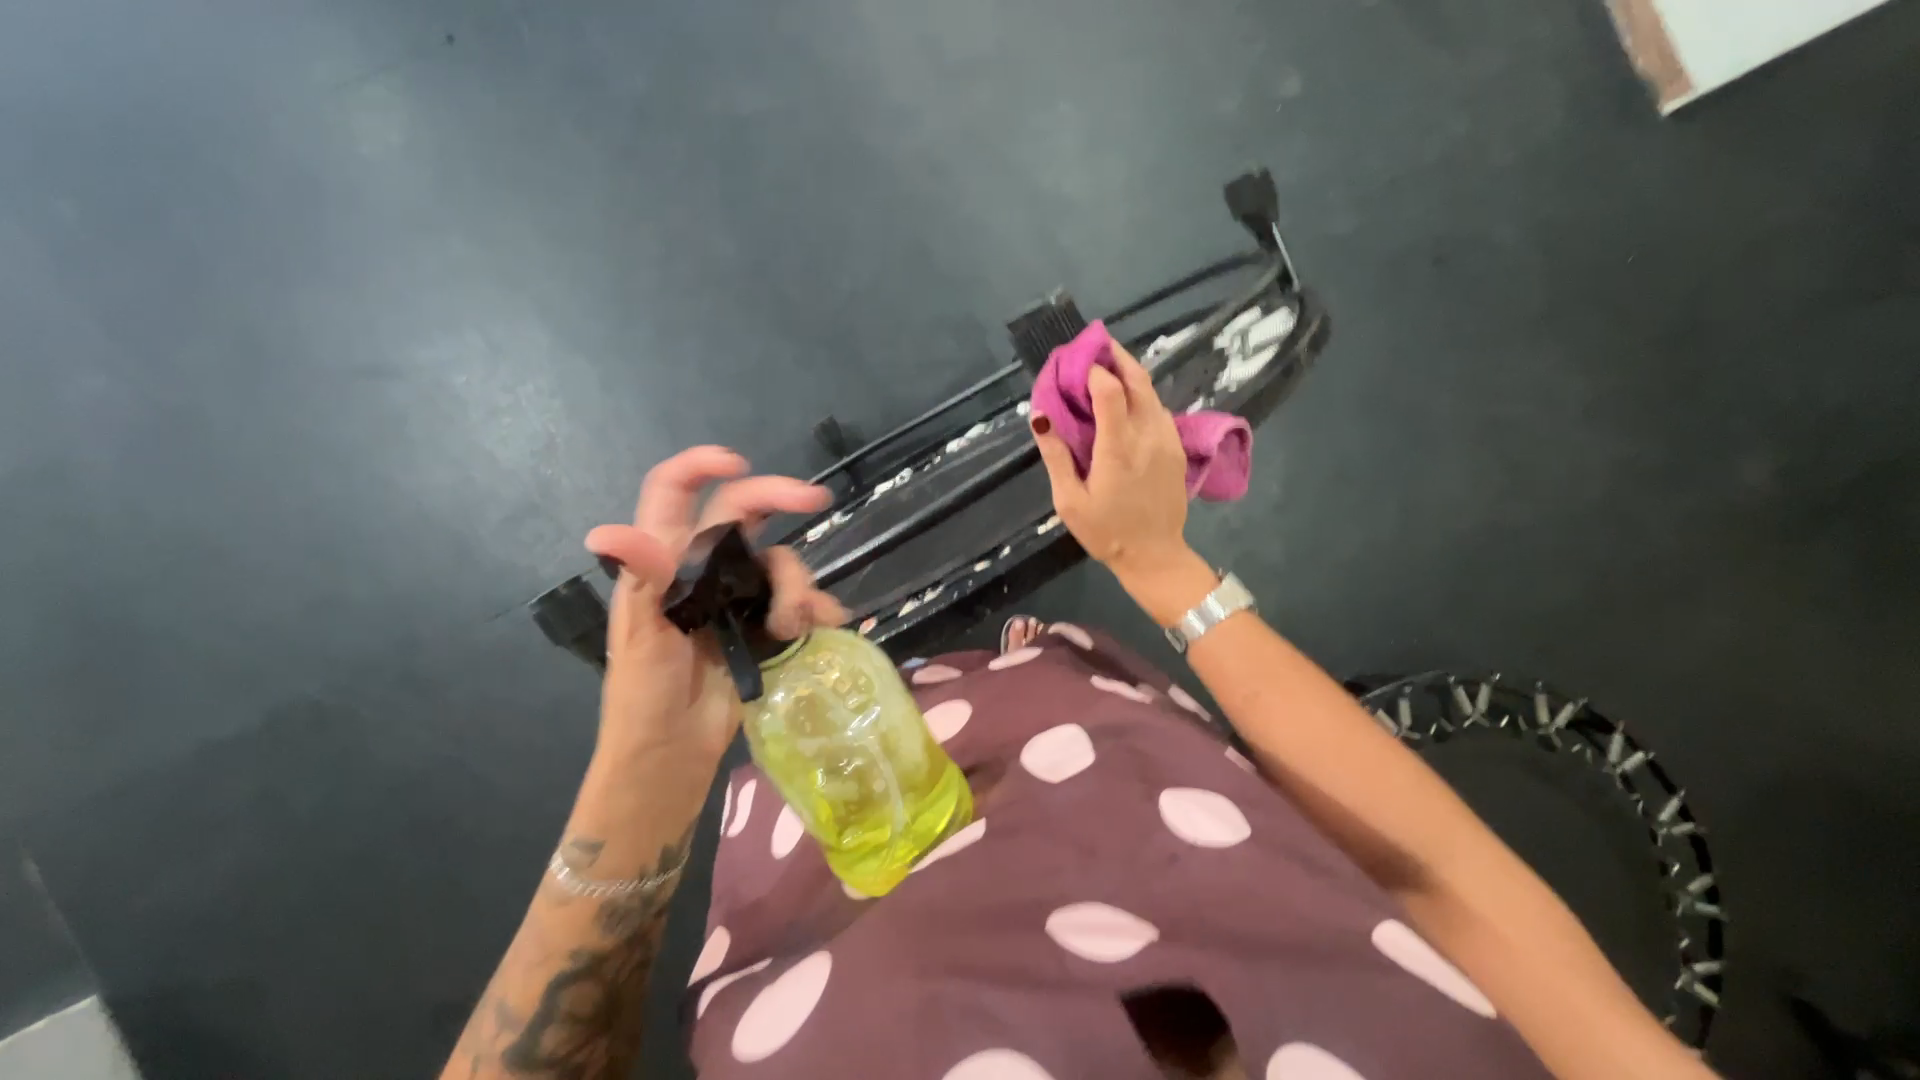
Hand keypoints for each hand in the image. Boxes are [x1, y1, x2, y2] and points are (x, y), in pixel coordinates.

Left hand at [582, 447, 846, 772]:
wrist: (673, 754)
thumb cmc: (641, 697)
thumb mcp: (640, 637)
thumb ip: (643, 580)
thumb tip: (609, 531)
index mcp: (663, 560)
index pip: (673, 492)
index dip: (699, 466)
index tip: (737, 463)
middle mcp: (703, 568)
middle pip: (743, 511)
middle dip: (780, 497)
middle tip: (815, 501)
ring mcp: (736, 596)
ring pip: (779, 562)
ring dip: (795, 586)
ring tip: (791, 626)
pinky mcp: (763, 626)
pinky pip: (799, 602)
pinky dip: (816, 609)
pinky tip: (825, 625)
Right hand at [1031, 341, 1192, 575]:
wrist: (1155, 556)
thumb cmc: (1106, 533)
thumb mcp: (1070, 501)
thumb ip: (1056, 456)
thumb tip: (1040, 416)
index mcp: (1118, 449)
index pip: (1110, 390)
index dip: (1093, 370)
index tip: (1074, 363)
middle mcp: (1147, 436)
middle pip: (1137, 380)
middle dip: (1115, 357)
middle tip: (1094, 345)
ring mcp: (1167, 439)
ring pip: (1151, 391)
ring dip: (1129, 373)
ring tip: (1105, 366)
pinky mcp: (1176, 447)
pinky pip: (1158, 408)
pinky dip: (1141, 394)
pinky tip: (1125, 398)